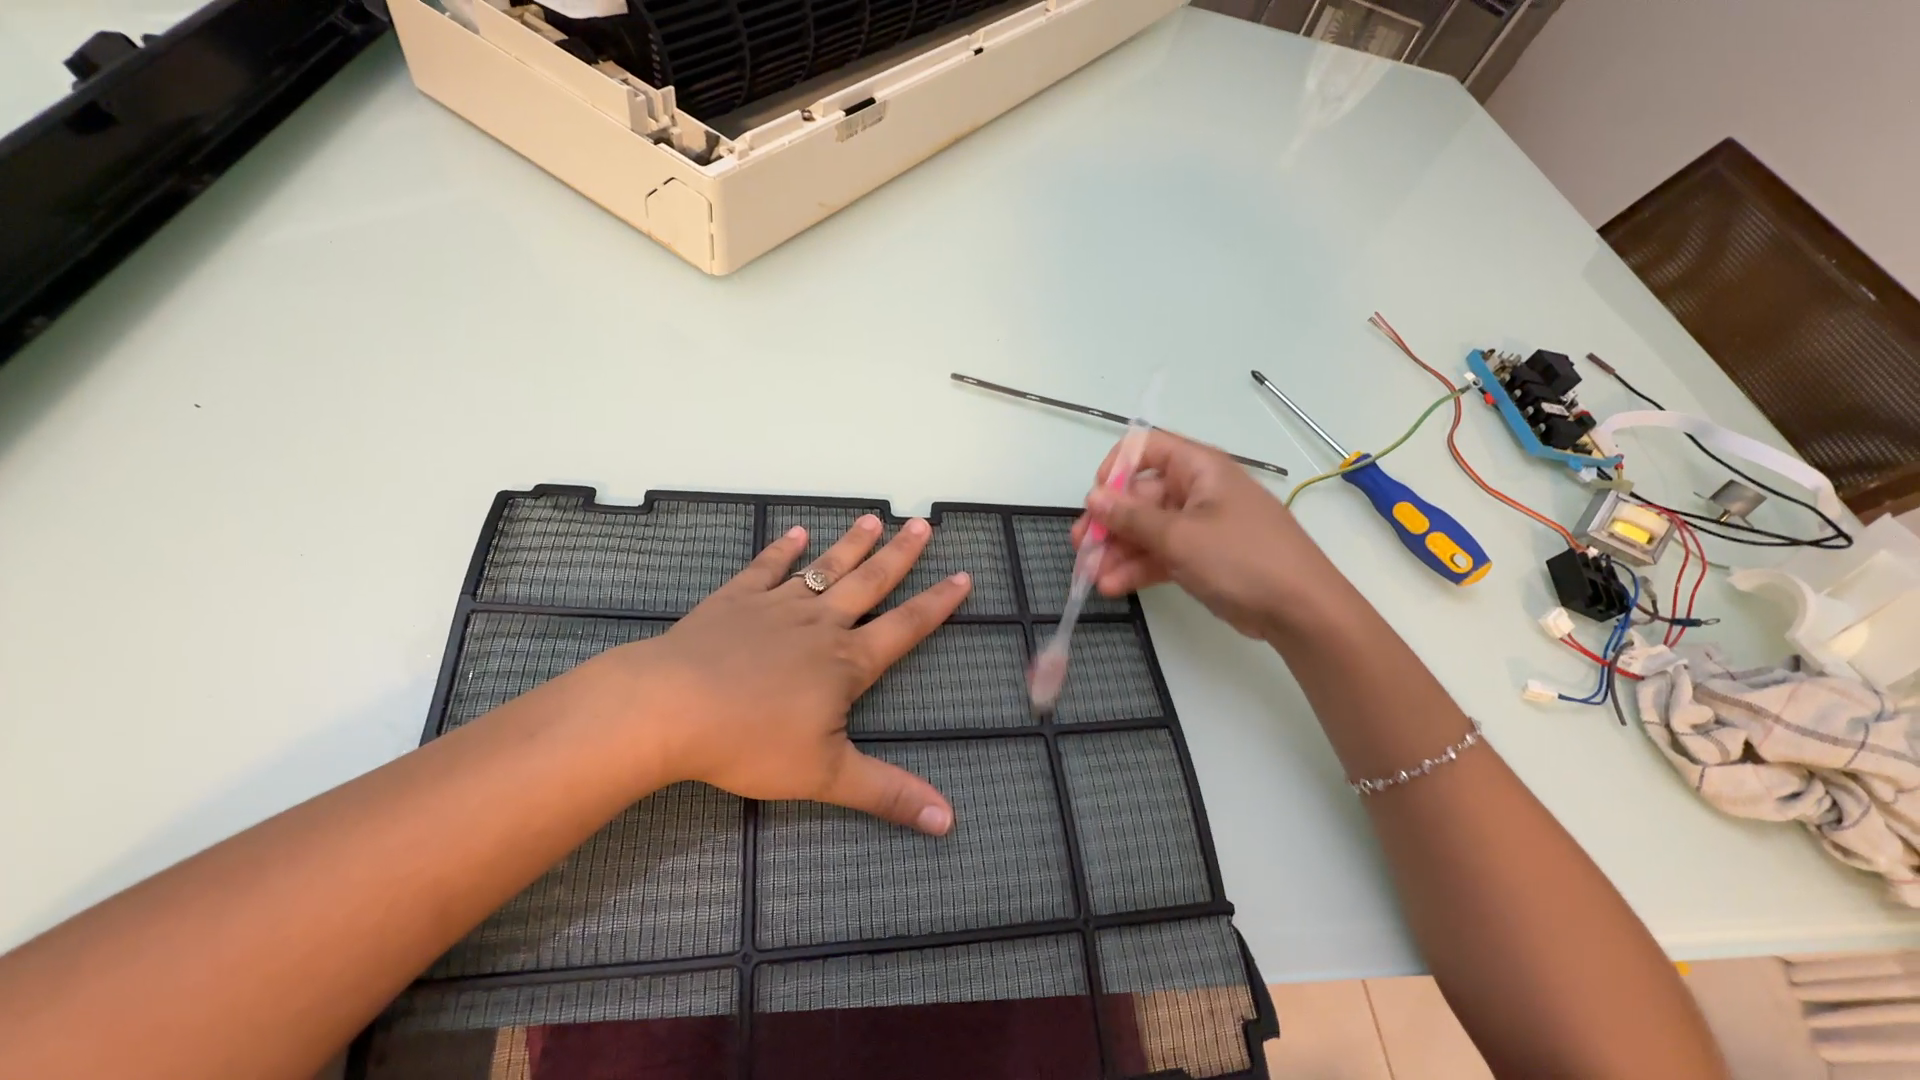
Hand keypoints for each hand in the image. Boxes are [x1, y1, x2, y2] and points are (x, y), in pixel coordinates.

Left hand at [600, 515, 970, 834]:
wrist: (670, 707)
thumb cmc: (750, 743)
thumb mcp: (826, 777)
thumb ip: (888, 793)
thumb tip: (948, 820)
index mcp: (846, 662)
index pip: (905, 627)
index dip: (937, 604)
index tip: (962, 576)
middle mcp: (819, 624)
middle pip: (870, 582)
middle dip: (901, 555)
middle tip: (923, 525)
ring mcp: (776, 606)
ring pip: (824, 568)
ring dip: (851, 544)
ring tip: (873, 518)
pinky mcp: (735, 599)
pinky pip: (766, 567)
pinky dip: (782, 550)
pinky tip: (794, 534)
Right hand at [1072, 429, 1334, 638]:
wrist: (1301, 609)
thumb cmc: (1243, 558)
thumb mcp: (1180, 536)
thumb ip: (1132, 517)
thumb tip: (1092, 497)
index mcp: (1199, 469)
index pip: (1147, 448)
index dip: (1116, 467)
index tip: (1096, 498)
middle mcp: (1198, 491)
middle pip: (1140, 496)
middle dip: (1109, 522)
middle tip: (1081, 548)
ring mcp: (1200, 527)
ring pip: (1147, 531)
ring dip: (1118, 551)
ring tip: (1091, 577)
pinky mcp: (1202, 559)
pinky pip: (1161, 556)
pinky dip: (1138, 568)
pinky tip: (1113, 586)